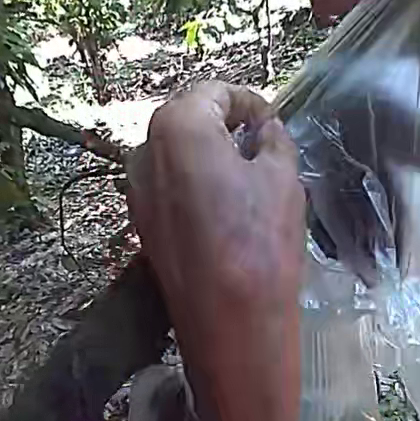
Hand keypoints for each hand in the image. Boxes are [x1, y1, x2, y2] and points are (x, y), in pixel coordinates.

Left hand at [128, 81, 305, 420]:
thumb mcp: (282, 177)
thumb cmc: (262, 242)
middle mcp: (144, 152)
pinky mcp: (142, 228)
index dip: (250, 102)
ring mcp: (136, 193)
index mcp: (177, 127)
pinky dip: (197, 187)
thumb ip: (271, 139)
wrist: (231, 327)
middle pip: (190, 123)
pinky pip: (172, 190)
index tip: (273, 120)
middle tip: (265, 149)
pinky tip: (228, 212)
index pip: (215, 93)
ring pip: (178, 158)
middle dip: (226, 128)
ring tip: (250, 182)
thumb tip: (262, 129)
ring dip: (211, 158)